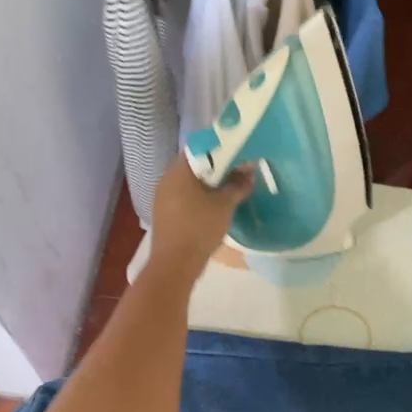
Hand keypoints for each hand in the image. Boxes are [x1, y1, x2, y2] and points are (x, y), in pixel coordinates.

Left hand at [147, 157, 253, 281]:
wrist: (175, 264)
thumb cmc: (200, 227)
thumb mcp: (225, 204)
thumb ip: (238, 184)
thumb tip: (249, 170)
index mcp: (179, 170)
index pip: (200, 148)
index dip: (220, 149)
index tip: (237, 156)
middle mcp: (166, 178)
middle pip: (194, 165)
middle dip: (216, 168)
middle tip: (237, 173)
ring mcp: (162, 196)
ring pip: (188, 182)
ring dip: (207, 184)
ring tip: (228, 191)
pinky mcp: (163, 213)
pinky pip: (183, 197)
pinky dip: (198, 198)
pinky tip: (212, 207)